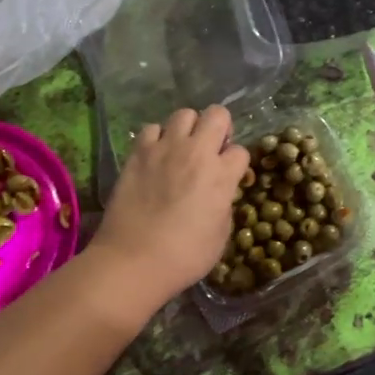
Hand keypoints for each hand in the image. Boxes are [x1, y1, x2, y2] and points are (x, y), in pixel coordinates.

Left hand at [91, 107, 248, 303]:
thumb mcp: (221, 234)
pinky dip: (157, 138)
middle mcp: (197, 153)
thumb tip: (219, 192)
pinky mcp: (139, 153)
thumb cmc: (184, 256)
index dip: (236, 163)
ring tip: (181, 148)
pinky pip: (152, 129)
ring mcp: (165, 149)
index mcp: (222, 175)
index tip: (229, 176)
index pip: (240, 151)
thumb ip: (224, 203)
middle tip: (211, 148)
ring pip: (184, 114)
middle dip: (220, 127)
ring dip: (188, 128)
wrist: (133, 261)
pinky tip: (155, 156)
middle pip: (218, 114)